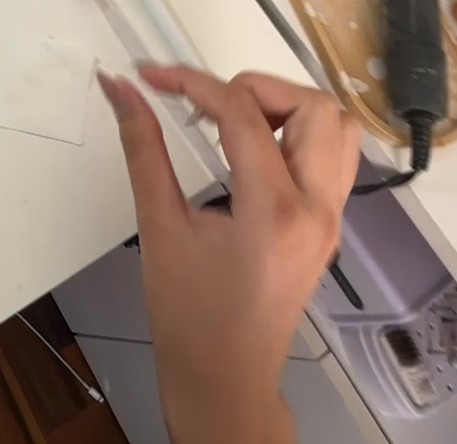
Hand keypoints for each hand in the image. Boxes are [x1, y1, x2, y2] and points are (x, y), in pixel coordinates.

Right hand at [97, 67, 361, 443]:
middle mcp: (317, 208)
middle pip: (315, 107)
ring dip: (285, 107)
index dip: (191, 82)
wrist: (224, 379)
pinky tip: (252, 147)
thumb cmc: (186, 313)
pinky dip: (296, 132)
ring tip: (232, 121)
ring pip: (336, 126)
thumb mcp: (158, 224)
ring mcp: (331, 216)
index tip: (151, 77)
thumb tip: (120, 89)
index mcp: (274, 211)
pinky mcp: (328, 222)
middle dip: (254, 88)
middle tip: (205, 105)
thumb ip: (141, 147)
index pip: (242, 114)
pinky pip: (331, 154)